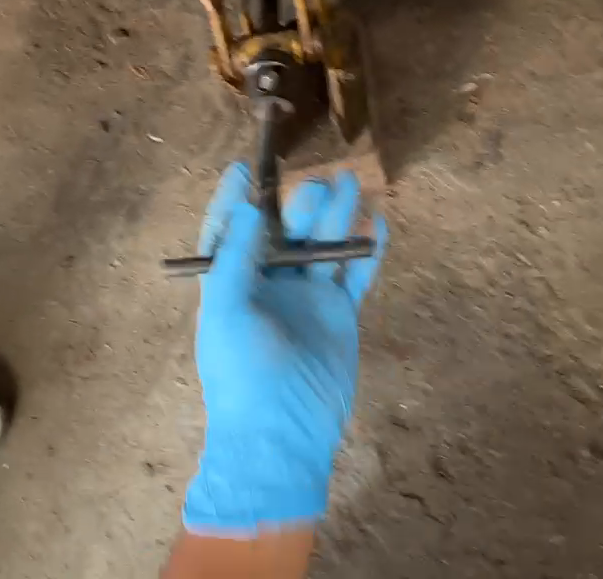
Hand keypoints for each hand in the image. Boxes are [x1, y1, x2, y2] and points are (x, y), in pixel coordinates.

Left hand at [183, 163, 387, 535]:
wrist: (282, 435)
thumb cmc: (242, 374)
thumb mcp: (225, 314)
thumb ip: (233, 259)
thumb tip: (245, 208)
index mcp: (233, 286)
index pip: (230, 235)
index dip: (234, 202)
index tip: (244, 167)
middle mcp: (271, 287)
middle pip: (286, 234)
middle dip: (300, 206)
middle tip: (320, 184)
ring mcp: (309, 300)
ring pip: (324, 247)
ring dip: (337, 216)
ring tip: (350, 183)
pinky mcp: (340, 314)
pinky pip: (356, 275)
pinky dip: (368, 251)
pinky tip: (378, 224)